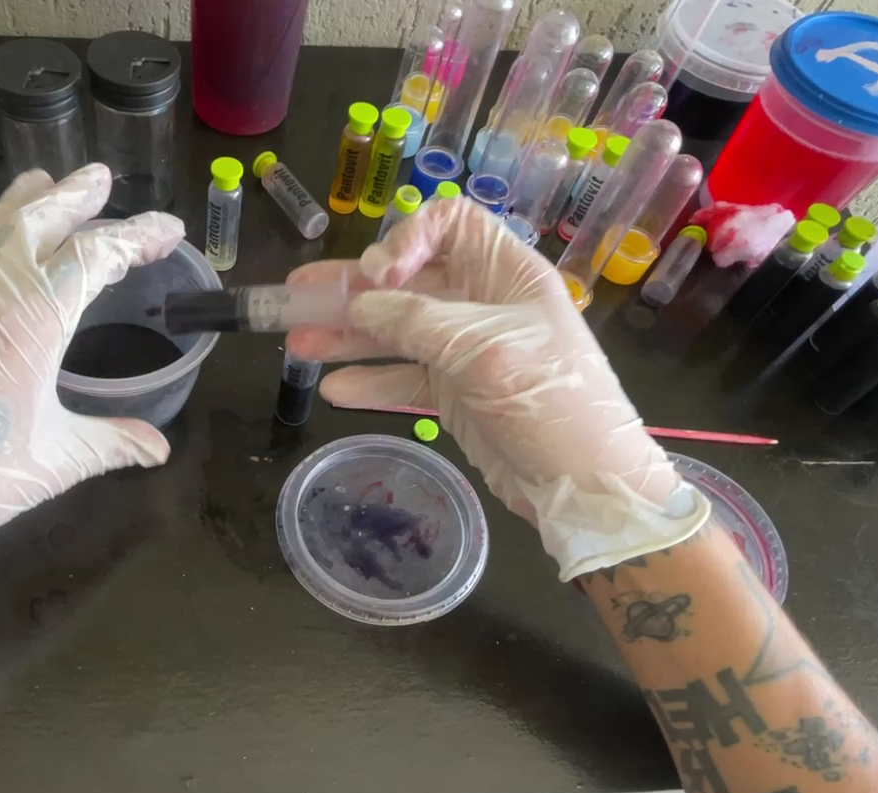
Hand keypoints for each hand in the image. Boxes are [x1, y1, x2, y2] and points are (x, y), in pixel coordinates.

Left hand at [0, 164, 182, 605]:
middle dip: (75, 196)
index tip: (167, 229)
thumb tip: (162, 448)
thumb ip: (114, 444)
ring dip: (25, 201)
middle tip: (103, 177)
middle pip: (36, 221)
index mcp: (32, 321)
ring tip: (47, 182)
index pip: (93, 257)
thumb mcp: (56, 463)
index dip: (134, 237)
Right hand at [285, 197, 706, 579]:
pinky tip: (334, 389)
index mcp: (504, 274)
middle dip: (352, 290)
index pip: (450, 225)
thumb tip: (359, 305)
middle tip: (296, 297)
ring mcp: (463, 351)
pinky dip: (369, 381)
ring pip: (395, 332)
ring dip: (347, 337)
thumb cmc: (551, 401)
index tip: (379, 276)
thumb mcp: (484, 351)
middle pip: (406, 282)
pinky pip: (401, 378)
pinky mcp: (452, 393)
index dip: (407, 239)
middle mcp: (479, 304)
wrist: (581, 482)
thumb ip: (417, 322)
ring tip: (296, 344)